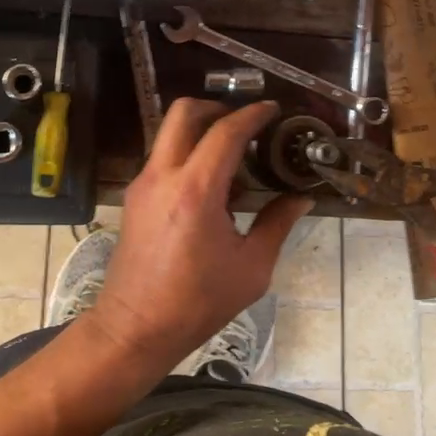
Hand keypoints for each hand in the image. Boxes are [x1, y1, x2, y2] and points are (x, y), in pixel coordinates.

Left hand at [88, 98, 312, 371]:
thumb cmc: (197, 303)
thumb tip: (301, 197)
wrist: (134, 328)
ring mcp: (143, 183)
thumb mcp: (251, 268)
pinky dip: (188, 157)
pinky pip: (164, 158)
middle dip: (217, 108)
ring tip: (234, 166)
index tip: (274, 109)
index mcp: (196, 191)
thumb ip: (277, 223)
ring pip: (170, 133)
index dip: (253, 115)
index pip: (225, 132)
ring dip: (201, 133)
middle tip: (246, 126)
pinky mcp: (134, 196)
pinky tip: (212, 191)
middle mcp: (164, 176)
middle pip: (184, 112)